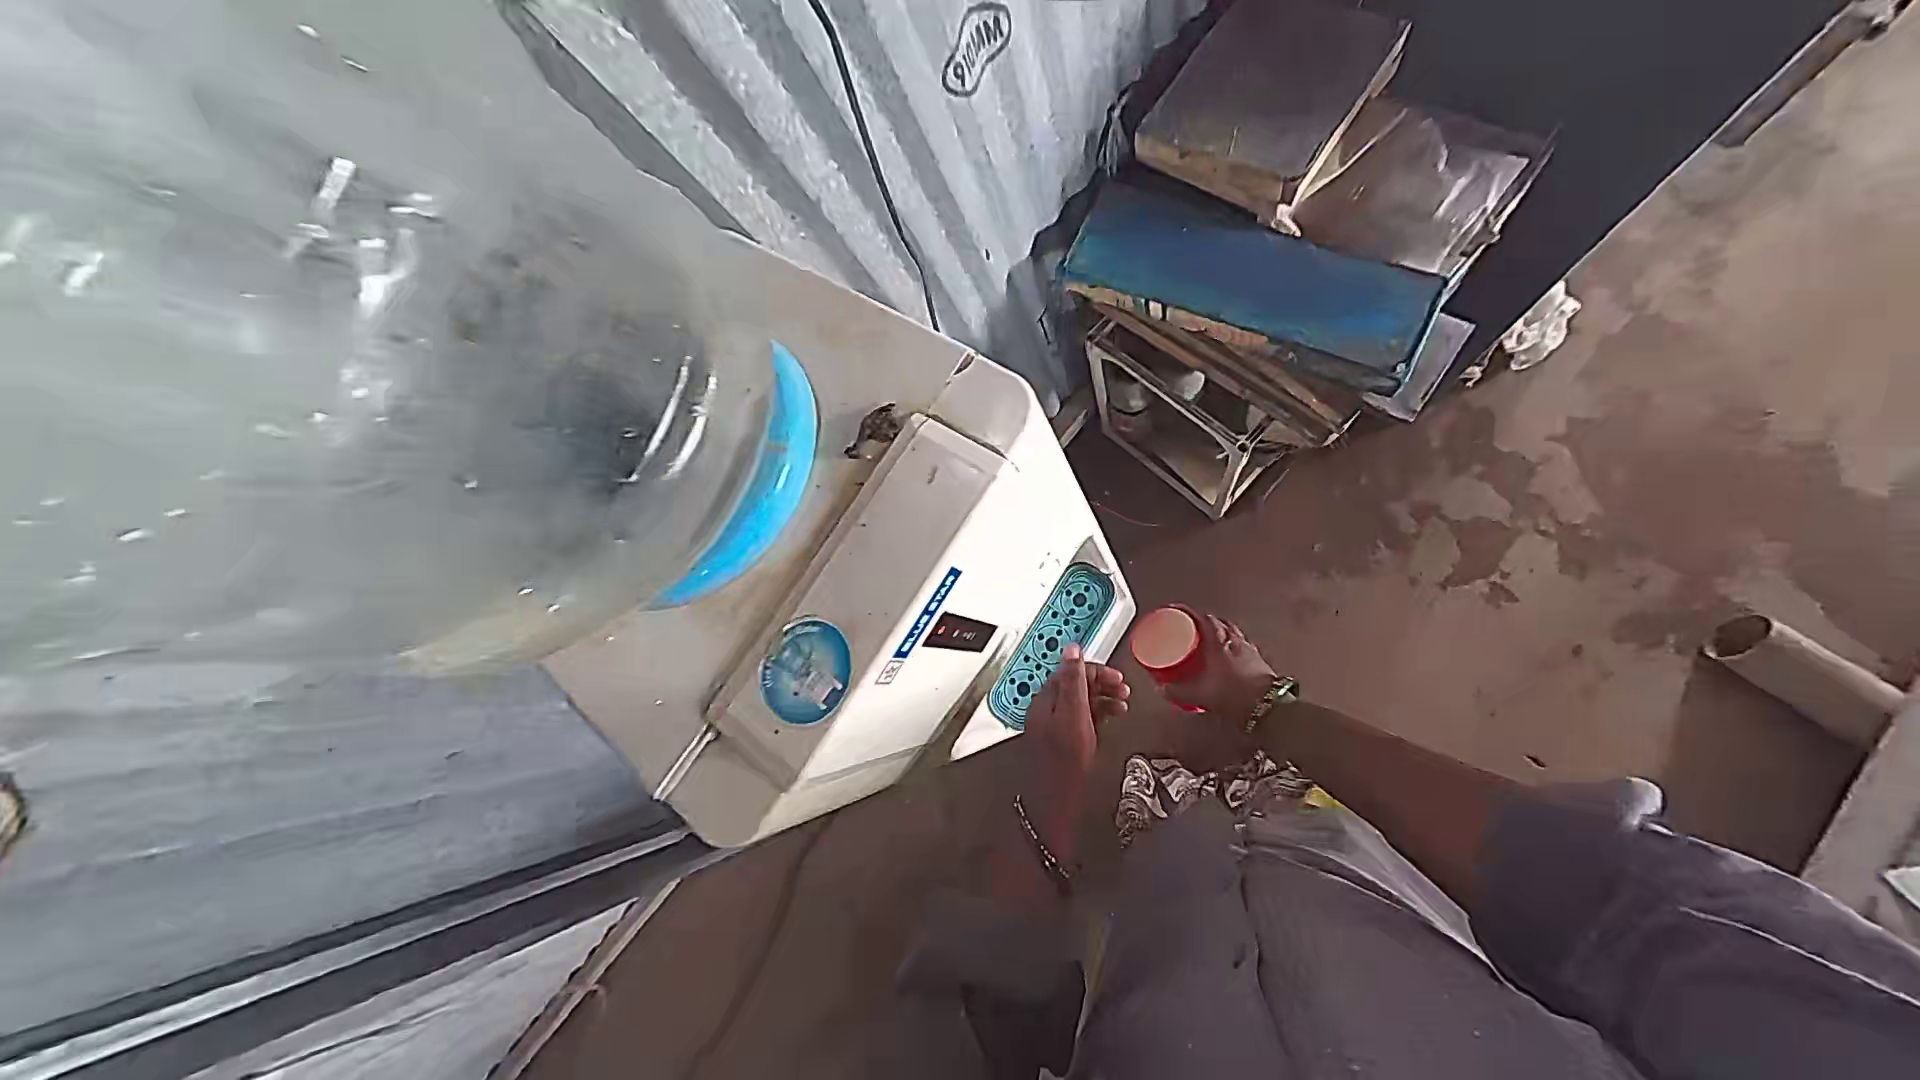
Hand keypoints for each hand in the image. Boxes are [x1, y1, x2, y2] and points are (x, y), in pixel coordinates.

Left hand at [1019, 645, 1127, 854]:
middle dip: (1101, 682)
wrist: (1054, 806)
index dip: (1094, 671)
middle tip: (1123, 689)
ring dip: (1102, 697)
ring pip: (1080, 700)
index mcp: (1045, 701)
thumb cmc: (1064, 766)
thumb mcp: (1073, 718)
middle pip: (1075, 684)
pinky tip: (1112, 717)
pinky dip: (1099, 713)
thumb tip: (1072, 650)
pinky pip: (1082, 717)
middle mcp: (1047, 710)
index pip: (1069, 671)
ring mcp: (1054, 726)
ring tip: (1123, 702)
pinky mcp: (1063, 741)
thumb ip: (1073, 683)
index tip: (1117, 678)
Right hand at [1160, 605, 1276, 720]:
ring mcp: (1250, 650)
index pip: (1202, 618)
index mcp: (1218, 642)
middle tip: (1193, 626)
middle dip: (1205, 621)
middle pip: (1219, 622)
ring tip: (1210, 640)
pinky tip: (1229, 658)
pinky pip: (1243, 647)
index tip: (1177, 609)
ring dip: (1221, 632)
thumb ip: (1177, 691)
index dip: (1187, 612)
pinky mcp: (1260, 662)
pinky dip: (1233, 647)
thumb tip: (1163, 689)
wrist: (1267, 707)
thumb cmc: (1233, 694)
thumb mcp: (1198, 694)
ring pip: (1233, 633)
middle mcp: (1235, 641)